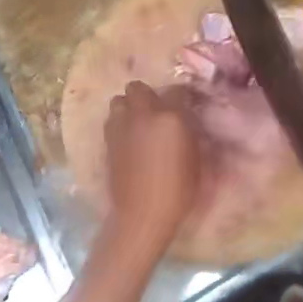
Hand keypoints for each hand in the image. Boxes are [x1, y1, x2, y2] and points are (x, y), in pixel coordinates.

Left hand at [103, 82, 200, 256]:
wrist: (143, 213)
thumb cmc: (179, 189)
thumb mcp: (195, 156)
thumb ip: (188, 131)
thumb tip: (185, 120)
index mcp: (170, 117)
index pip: (177, 90)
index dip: (182, 96)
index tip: (186, 105)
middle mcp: (142, 115)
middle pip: (138, 87)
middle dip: (147, 95)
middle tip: (158, 110)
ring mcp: (120, 127)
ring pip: (118, 101)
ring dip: (129, 107)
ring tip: (140, 122)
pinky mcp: (107, 142)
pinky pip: (112, 121)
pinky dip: (120, 123)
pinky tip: (130, 139)